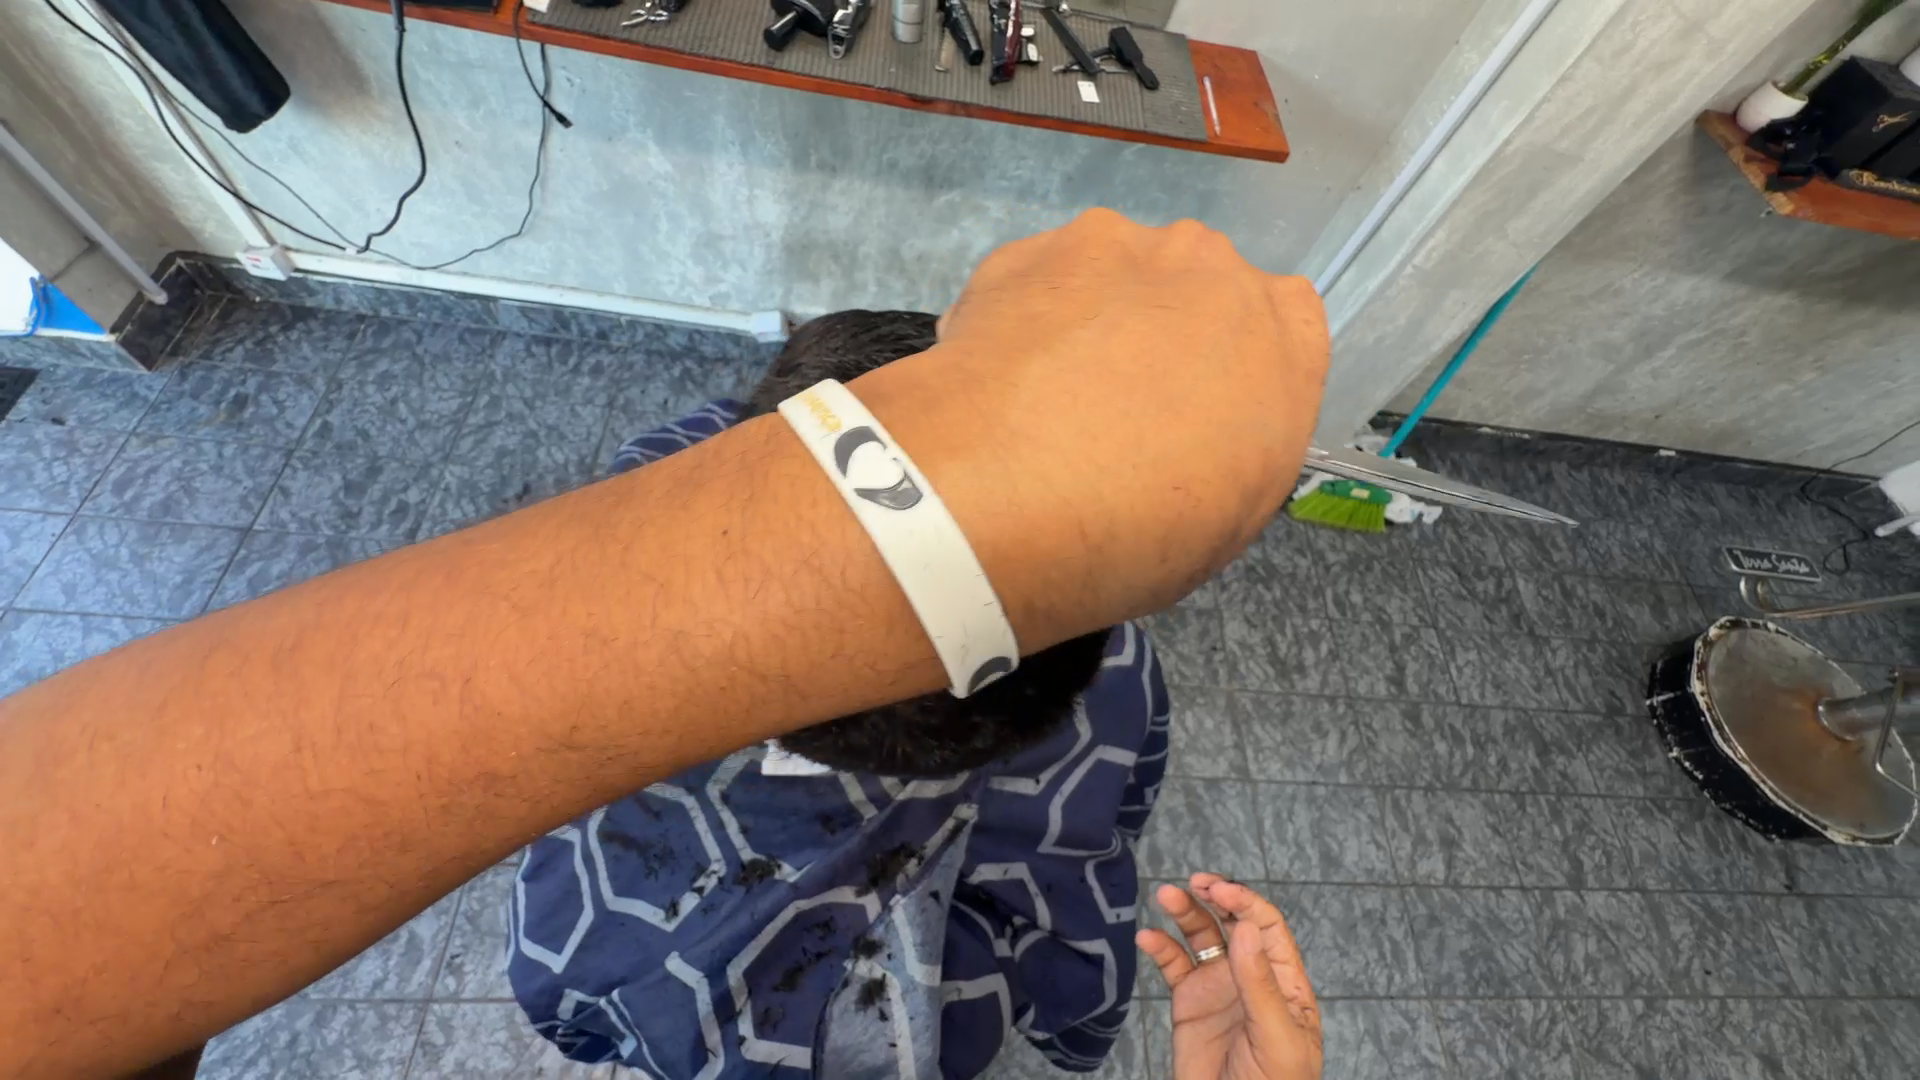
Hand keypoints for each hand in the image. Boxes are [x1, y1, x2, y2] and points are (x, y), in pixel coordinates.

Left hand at [852, 210, 1328, 650]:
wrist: (1015, 498)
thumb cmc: (1142, 533)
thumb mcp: (1228, 517)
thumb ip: (1233, 445)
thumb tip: (1193, 435)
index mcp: (1280, 335)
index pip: (1282, 319)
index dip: (1229, 361)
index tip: (1190, 403)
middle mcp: (1206, 266)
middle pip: (1189, 288)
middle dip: (1154, 335)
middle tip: (1105, 408)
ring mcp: (1110, 247)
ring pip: (1105, 275)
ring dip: (1082, 320)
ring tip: (1036, 400)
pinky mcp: (1022, 252)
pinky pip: (1030, 285)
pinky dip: (1015, 324)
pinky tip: (991, 384)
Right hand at [1136, 873, 1323, 1079]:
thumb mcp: (1277, 1043)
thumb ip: (1261, 985)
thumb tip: (1247, 926)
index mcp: (1284, 985)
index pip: (1266, 928)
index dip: (1244, 903)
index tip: (1218, 892)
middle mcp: (1250, 977)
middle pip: (1232, 922)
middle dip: (1214, 897)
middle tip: (1194, 883)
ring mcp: (1218, 987)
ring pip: (1200, 935)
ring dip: (1183, 912)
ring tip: (1164, 896)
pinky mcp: (1189, 1001)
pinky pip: (1173, 963)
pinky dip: (1159, 946)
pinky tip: (1147, 938)